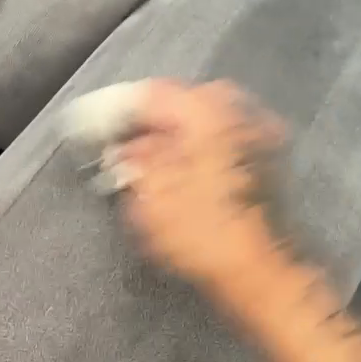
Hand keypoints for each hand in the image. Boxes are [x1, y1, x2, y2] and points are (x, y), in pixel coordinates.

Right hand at [105, 80, 303, 291]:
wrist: (258, 268)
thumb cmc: (201, 235)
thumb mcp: (151, 201)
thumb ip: (134, 164)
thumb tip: (125, 148)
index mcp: (206, 117)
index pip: (154, 93)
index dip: (119, 108)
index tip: (95, 124)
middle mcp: (236, 114)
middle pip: (186, 99)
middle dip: (152, 118)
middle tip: (123, 142)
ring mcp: (257, 134)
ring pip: (207, 117)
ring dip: (175, 133)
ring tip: (147, 161)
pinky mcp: (265, 158)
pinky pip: (221, 137)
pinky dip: (196, 146)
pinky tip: (179, 171)